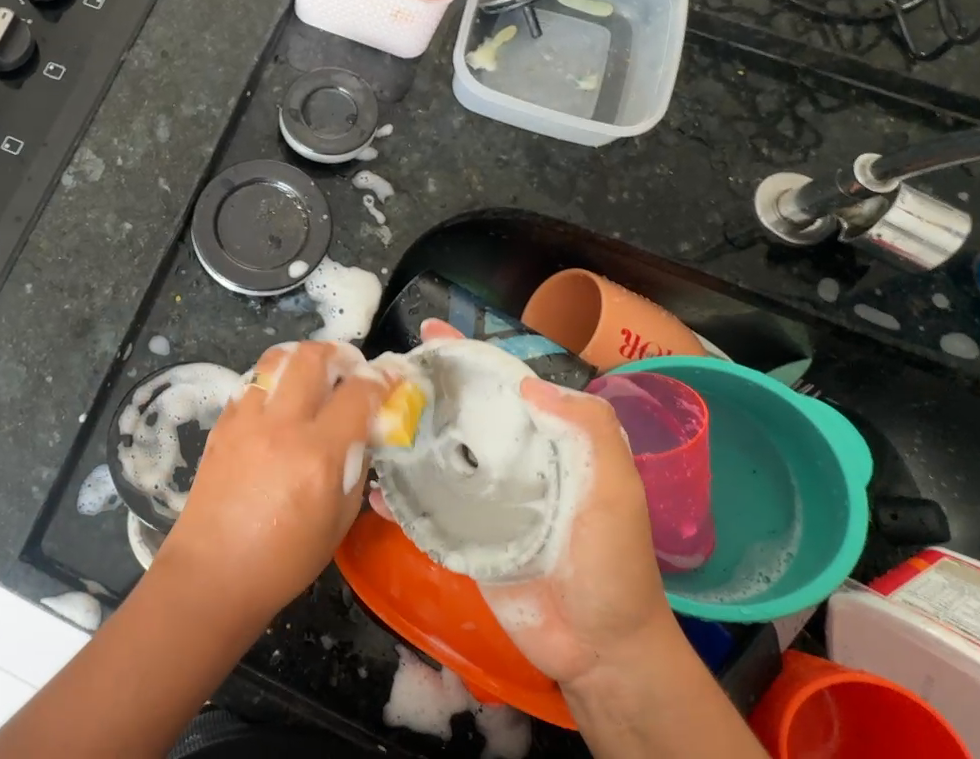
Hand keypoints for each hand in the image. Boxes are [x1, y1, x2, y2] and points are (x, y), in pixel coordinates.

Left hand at [157, 341, 386, 623]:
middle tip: (350, 369)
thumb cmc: (284, 559)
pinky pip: (251, 384)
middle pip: (311, 357)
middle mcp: (281, 426)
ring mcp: (245, 420)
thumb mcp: (340, 520)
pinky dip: (273, 382)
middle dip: (339, 354)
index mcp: (318, 455)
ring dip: (302, 360)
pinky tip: (280, 403)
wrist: (214, 571)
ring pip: (276, 359)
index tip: (392, 375)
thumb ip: (356, 466)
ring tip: (314, 377)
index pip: (359, 393)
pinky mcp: (222, 423)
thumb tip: (363, 431)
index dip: (382, 378)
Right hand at [379, 321, 674, 689]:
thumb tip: (528, 384)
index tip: (431, 332)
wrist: (598, 647)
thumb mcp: (616, 490)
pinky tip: (370, 486)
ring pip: (433, 457)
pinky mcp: (459, 537)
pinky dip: (394, 497)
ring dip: (400, 438)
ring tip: (362, 420)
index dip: (469, 356)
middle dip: (423, 390)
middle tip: (379, 373)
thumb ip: (589, 431)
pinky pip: (420, 508)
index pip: (503, 387)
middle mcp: (509, 463)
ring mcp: (480, 501)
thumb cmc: (611, 564)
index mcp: (546, 443)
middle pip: (459, 415)